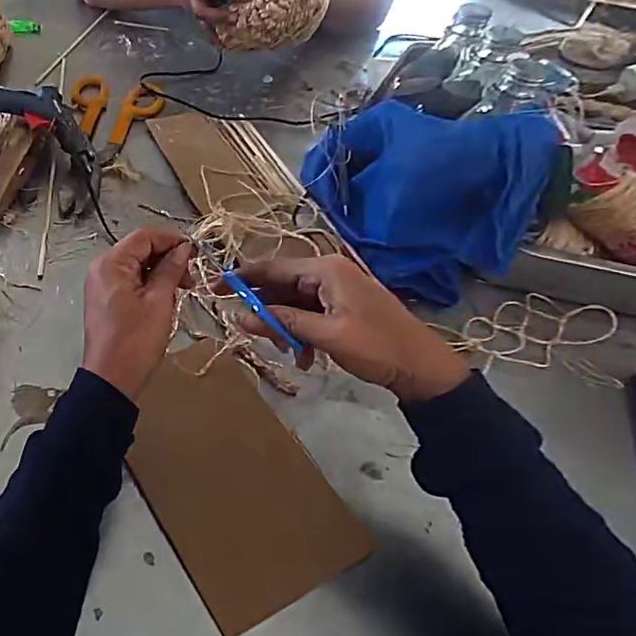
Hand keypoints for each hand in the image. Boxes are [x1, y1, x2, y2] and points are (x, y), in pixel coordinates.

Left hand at [83, 227, 194, 401]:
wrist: (112, 379)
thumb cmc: (136, 340)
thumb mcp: (159, 301)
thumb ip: (171, 269)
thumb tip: (183, 248)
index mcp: (111, 264)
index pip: (144, 237)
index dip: (171, 239)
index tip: (195, 252)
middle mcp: (102, 269)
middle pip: (139, 249)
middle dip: (167, 257)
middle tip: (190, 277)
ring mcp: (101, 285)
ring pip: (136, 266)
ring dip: (160, 271)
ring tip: (182, 289)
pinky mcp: (105, 300)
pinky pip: (130, 281)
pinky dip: (149, 284)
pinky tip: (166, 297)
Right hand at [235, 255, 469, 402]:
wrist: (422, 367)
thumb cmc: (376, 346)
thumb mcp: (326, 335)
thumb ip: (283, 322)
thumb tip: (242, 316)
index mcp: (325, 270)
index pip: (272, 267)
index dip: (241, 278)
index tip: (213, 289)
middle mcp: (329, 273)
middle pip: (281, 285)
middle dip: (266, 311)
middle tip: (253, 334)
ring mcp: (337, 290)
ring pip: (293, 303)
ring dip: (285, 328)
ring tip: (289, 352)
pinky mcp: (343, 307)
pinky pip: (309, 314)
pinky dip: (302, 334)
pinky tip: (307, 357)